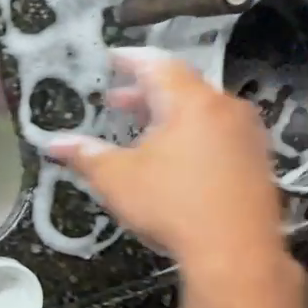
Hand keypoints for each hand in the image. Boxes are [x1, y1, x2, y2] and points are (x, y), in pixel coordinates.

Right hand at [45, 49, 283, 271]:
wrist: (235, 249)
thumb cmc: (171, 204)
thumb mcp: (115, 178)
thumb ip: (85, 155)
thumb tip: (52, 143)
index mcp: (189, 103)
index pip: (157, 64)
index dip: (130, 59)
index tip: (111, 57)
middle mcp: (224, 108)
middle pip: (181, 85)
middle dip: (145, 91)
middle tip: (115, 100)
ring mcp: (245, 133)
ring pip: (201, 109)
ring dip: (167, 113)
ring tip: (139, 129)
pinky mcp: (255, 159)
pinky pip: (217, 131)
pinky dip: (189, 131)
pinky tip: (170, 154)